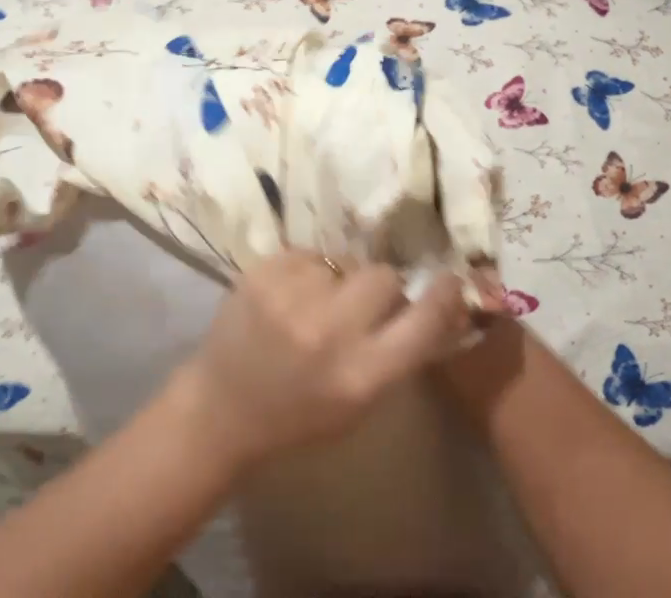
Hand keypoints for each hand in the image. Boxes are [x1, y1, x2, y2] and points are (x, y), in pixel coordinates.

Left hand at [169, 251, 472, 472]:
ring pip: (344, 261)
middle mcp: (330, 332)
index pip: (425, 320)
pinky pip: (309, 253)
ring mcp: (291, 297)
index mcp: (361, 375)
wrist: (221, 410)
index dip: (445, 295)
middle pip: (385, 276)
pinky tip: (288, 297)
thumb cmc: (299, 416)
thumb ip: (402, 355)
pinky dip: (305, 272)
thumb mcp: (361, 404)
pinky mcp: (262, 273)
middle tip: (360, 304)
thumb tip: (444, 305)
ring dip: (338, 280)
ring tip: (313, 306)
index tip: (449, 281)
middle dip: (380, 288)